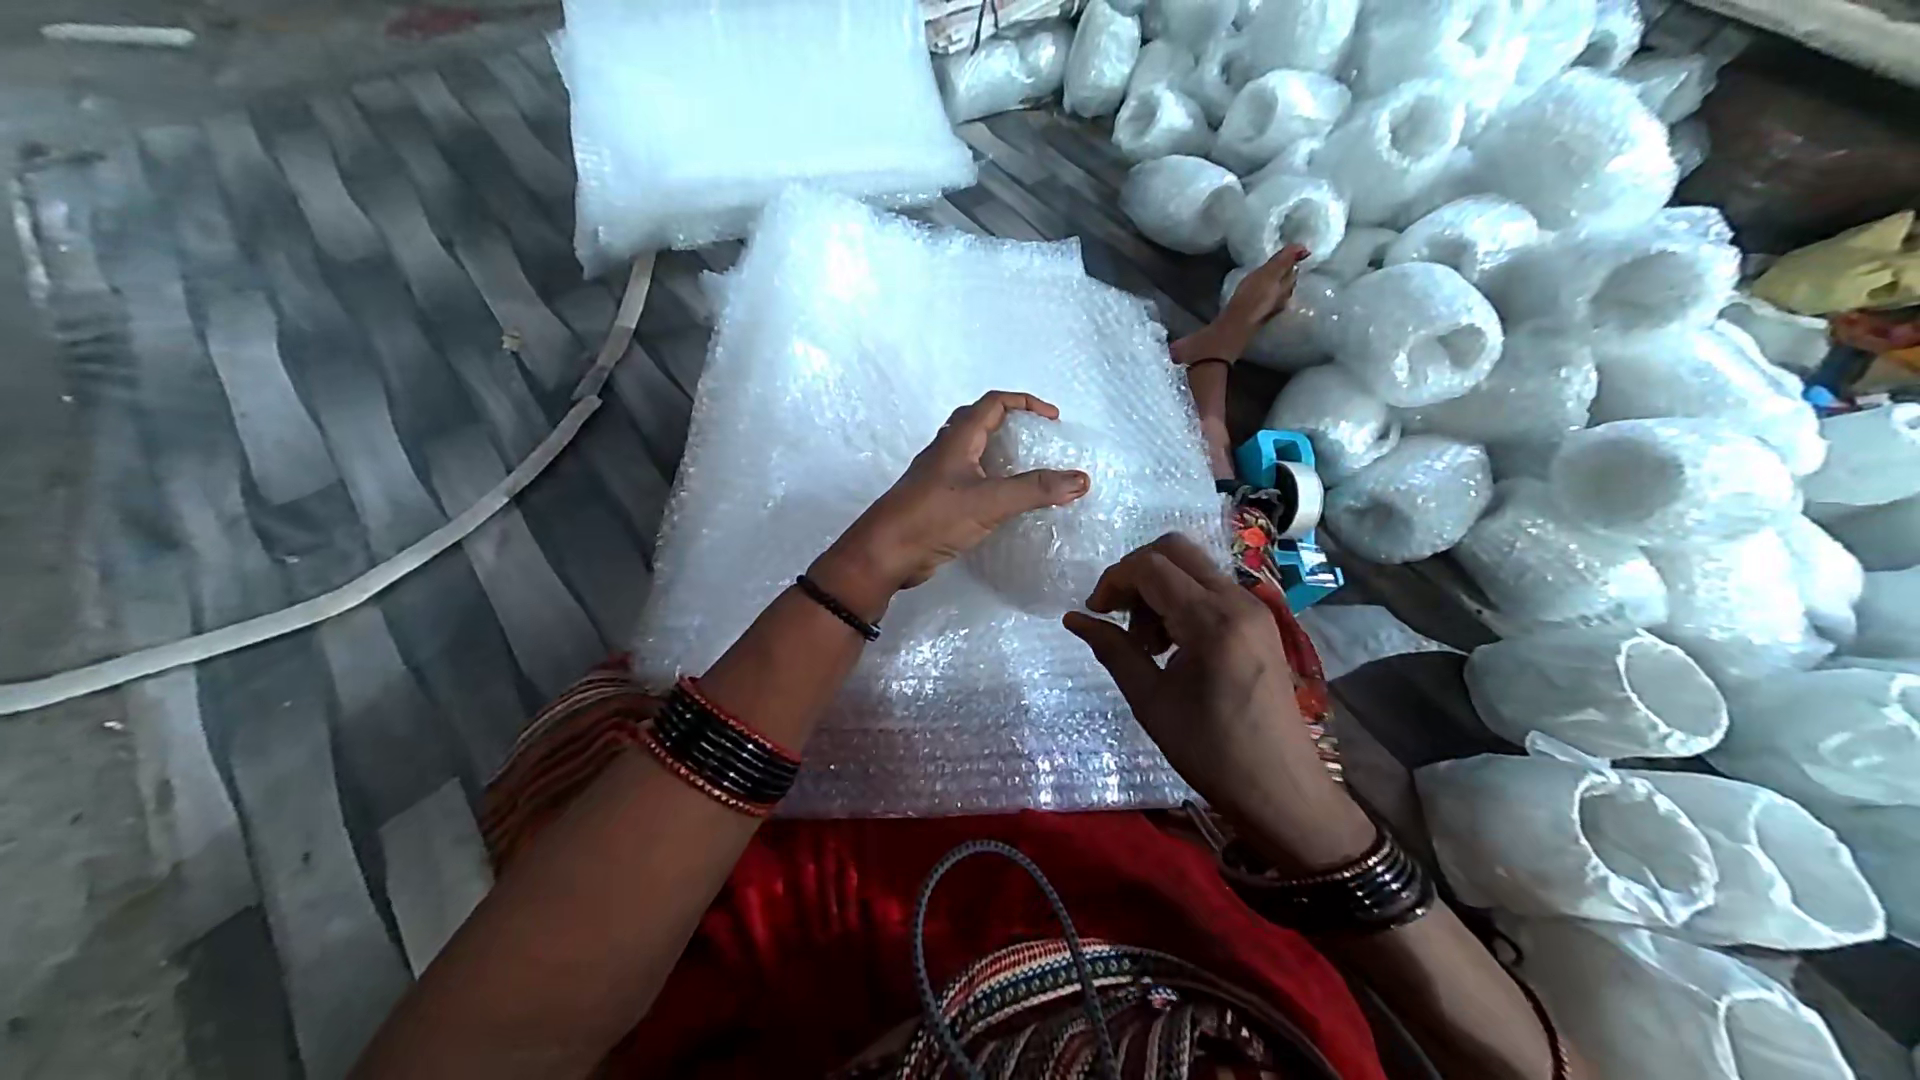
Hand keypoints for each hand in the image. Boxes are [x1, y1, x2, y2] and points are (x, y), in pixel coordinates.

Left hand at [809, 392, 1090, 619]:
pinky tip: (1008, 503)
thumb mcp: (990, 501)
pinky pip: (972, 481)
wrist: (886, 553)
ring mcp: (940, 477)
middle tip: (1042, 442)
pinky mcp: (939, 502)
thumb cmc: (934, 517)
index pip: (994, 403)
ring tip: (1032, 471)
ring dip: (1004, 455)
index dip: (1026, 403)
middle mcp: (948, 451)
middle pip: (982, 422)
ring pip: (976, 453)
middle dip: (1015, 425)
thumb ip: (1035, 489)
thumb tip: (1081, 479)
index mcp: (958, 439)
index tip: (1054, 420)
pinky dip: (994, 482)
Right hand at [1063, 534, 1373, 871]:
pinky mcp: (1261, 623)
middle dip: (1136, 573)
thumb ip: (1112, 650)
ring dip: (1160, 588)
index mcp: (1211, 620)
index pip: (1150, 566)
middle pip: (1175, 550)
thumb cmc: (1211, 751)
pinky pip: (1213, 588)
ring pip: (1194, 567)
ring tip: (1148, 643)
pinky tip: (1174, 644)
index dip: (1113, 580)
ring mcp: (1256, 609)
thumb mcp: (1151, 700)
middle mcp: (1238, 601)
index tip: (1096, 612)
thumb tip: (1074, 618)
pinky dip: (1183, 599)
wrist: (1283, 791)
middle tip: (1119, 616)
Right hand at [1169, 244, 1310, 366]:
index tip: (1287, 250)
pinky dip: (1254, 296)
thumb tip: (1304, 246)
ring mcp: (1260, 314)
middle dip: (1281, 274)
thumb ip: (1283, 261)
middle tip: (1275, 260)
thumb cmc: (1247, 303)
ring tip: (1262, 275)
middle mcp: (1276, 303)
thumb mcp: (1267, 276)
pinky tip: (1248, 294)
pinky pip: (1254, 303)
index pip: (1291, 272)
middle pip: (1282, 285)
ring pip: (1269, 295)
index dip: (1290, 260)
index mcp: (1283, 292)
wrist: (1224, 335)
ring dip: (1268, 285)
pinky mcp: (1244, 321)